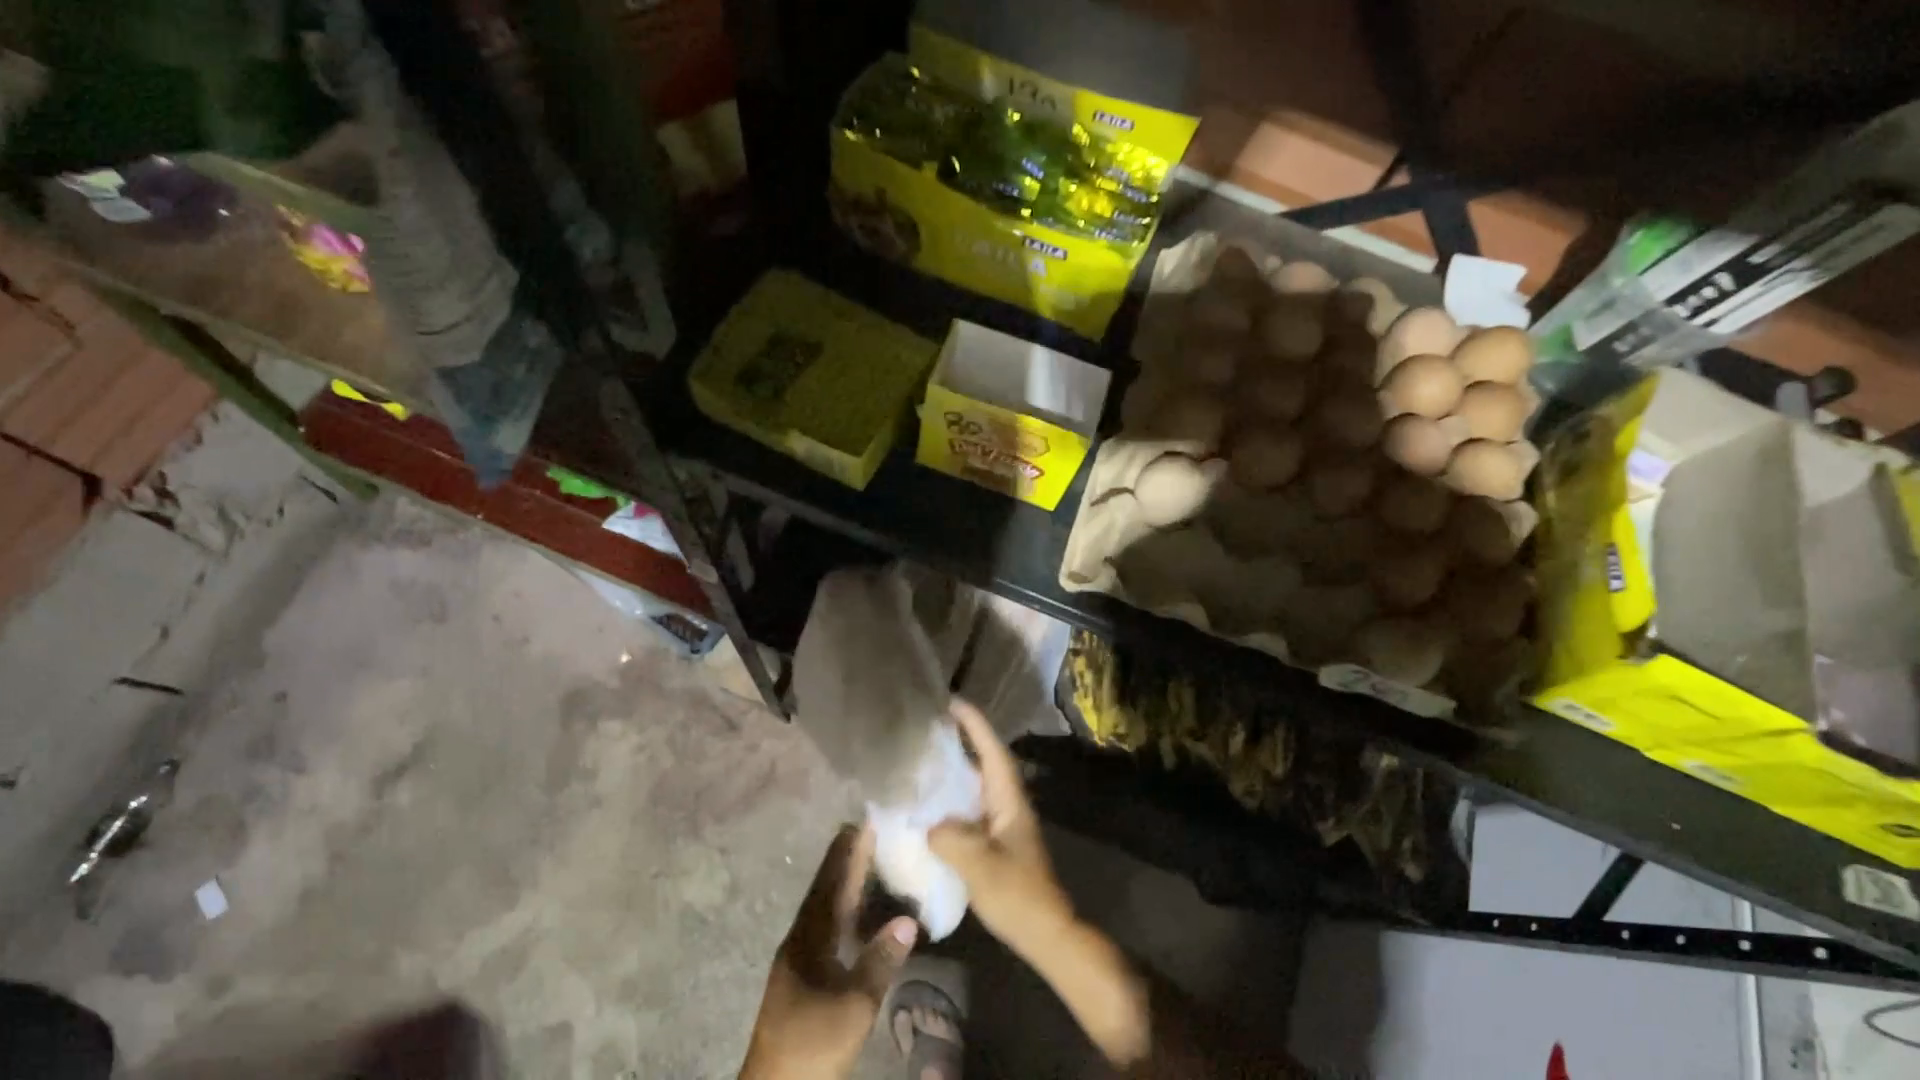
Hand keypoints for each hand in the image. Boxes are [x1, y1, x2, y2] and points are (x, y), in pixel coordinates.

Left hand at [740, 825, 918, 1079]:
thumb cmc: (812, 1044)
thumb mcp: (853, 1005)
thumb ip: (879, 961)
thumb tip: (907, 919)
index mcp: (807, 940)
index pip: (830, 885)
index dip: (846, 855)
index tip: (863, 822)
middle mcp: (800, 942)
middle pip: (825, 893)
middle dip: (846, 864)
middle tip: (870, 834)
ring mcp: (799, 962)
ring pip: (825, 912)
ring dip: (846, 887)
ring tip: (870, 864)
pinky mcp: (804, 980)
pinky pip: (827, 932)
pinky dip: (846, 915)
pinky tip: (861, 918)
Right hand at [927, 700, 1072, 951]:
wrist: (1044, 933)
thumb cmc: (1017, 895)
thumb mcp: (979, 865)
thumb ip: (950, 838)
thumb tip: (929, 824)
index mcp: (1009, 801)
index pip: (992, 752)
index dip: (974, 725)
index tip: (952, 702)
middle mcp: (1007, 806)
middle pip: (984, 763)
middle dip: (961, 741)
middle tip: (927, 726)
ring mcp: (1002, 826)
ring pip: (974, 788)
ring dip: (953, 771)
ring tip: (920, 758)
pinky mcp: (994, 845)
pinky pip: (968, 811)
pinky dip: (949, 802)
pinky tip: (927, 808)